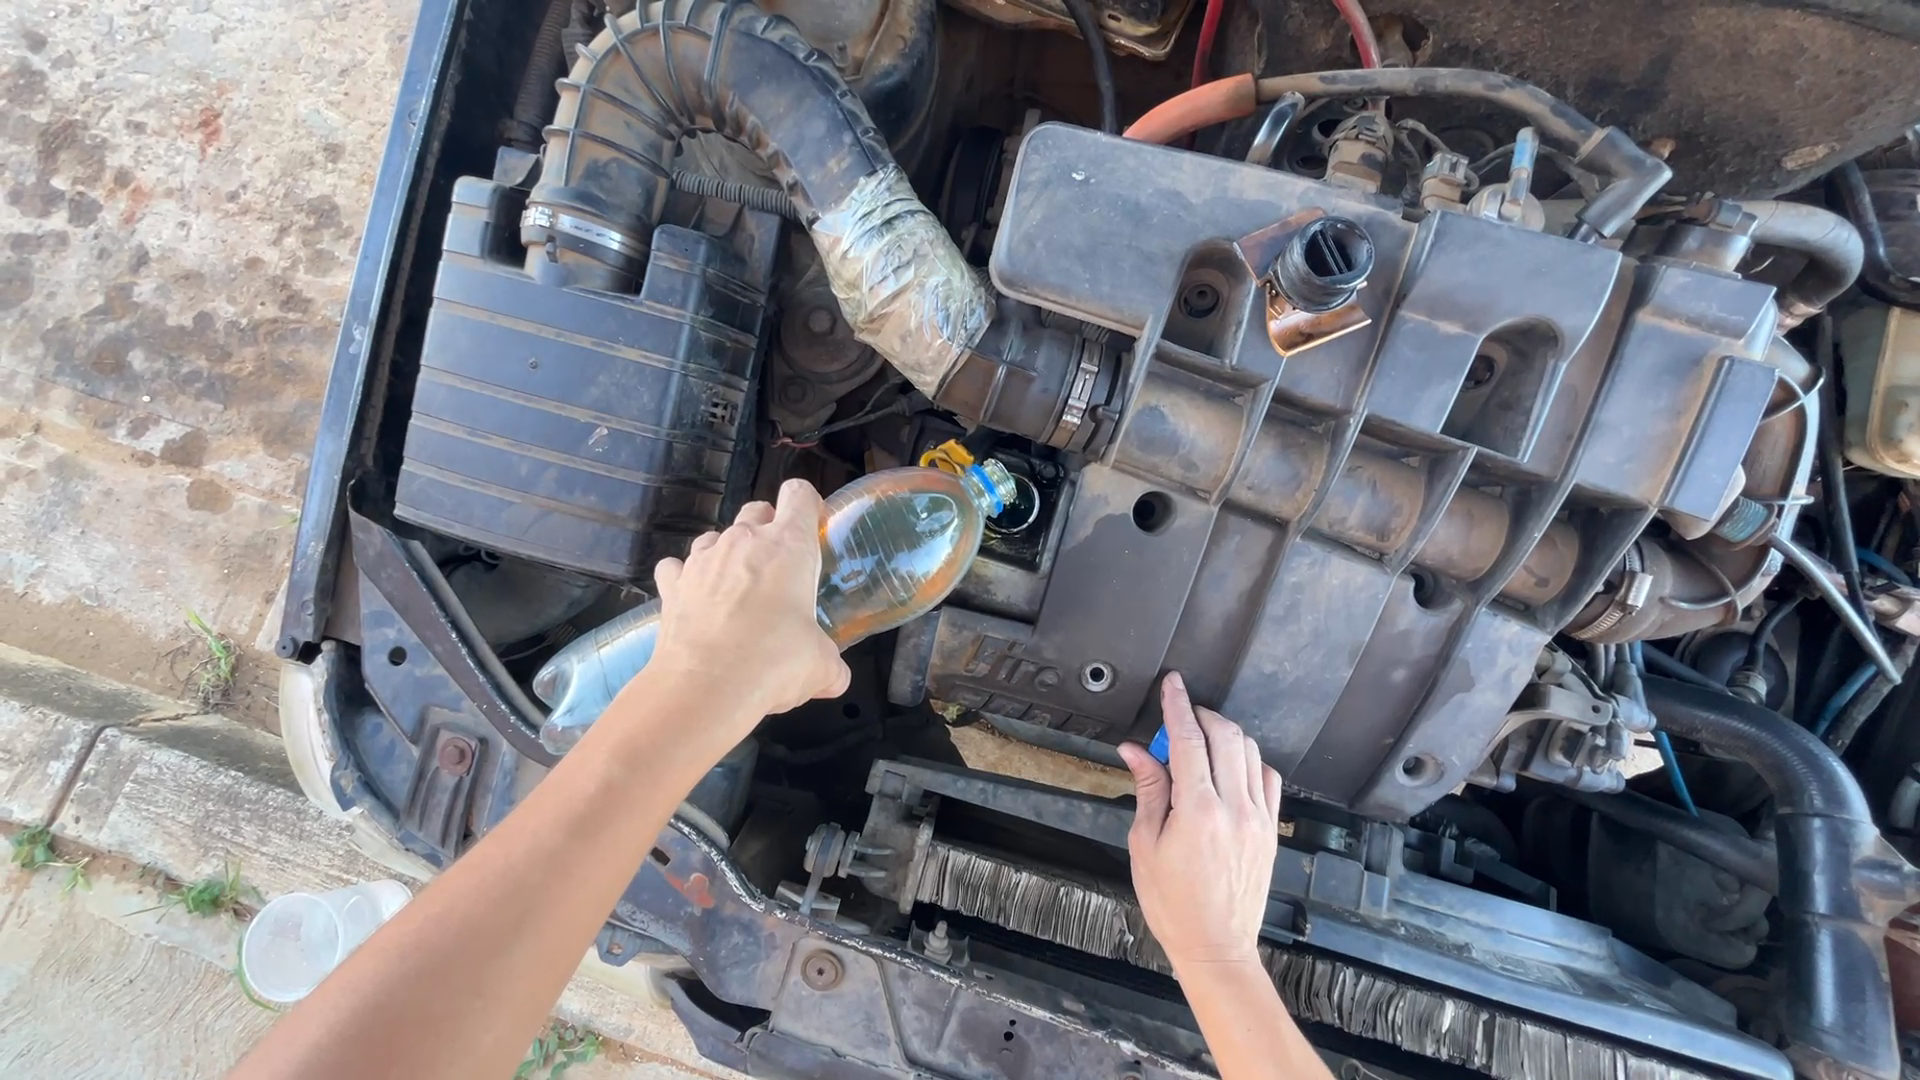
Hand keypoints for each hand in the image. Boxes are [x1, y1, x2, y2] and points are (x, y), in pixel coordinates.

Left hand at [648, 479, 851, 718]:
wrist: (704, 687)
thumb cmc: (774, 662)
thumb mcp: (820, 666)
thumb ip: (830, 665)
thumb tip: (835, 679)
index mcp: (789, 546)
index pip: (800, 494)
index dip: (807, 504)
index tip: (811, 527)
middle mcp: (744, 540)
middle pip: (757, 509)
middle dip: (768, 528)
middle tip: (777, 567)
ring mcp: (702, 559)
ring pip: (716, 536)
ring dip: (728, 553)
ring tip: (737, 588)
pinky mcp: (672, 584)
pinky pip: (677, 567)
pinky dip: (686, 578)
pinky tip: (695, 600)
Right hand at [1119, 672, 1281, 974]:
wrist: (1215, 946)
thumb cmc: (1174, 902)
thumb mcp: (1145, 843)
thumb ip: (1148, 788)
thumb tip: (1135, 751)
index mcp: (1198, 811)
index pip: (1188, 739)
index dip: (1177, 705)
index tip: (1172, 684)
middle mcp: (1235, 809)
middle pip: (1225, 736)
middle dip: (1202, 714)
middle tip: (1181, 715)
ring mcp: (1258, 819)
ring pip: (1250, 751)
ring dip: (1225, 734)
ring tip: (1200, 742)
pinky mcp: (1271, 831)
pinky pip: (1268, 779)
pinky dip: (1249, 760)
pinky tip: (1230, 767)